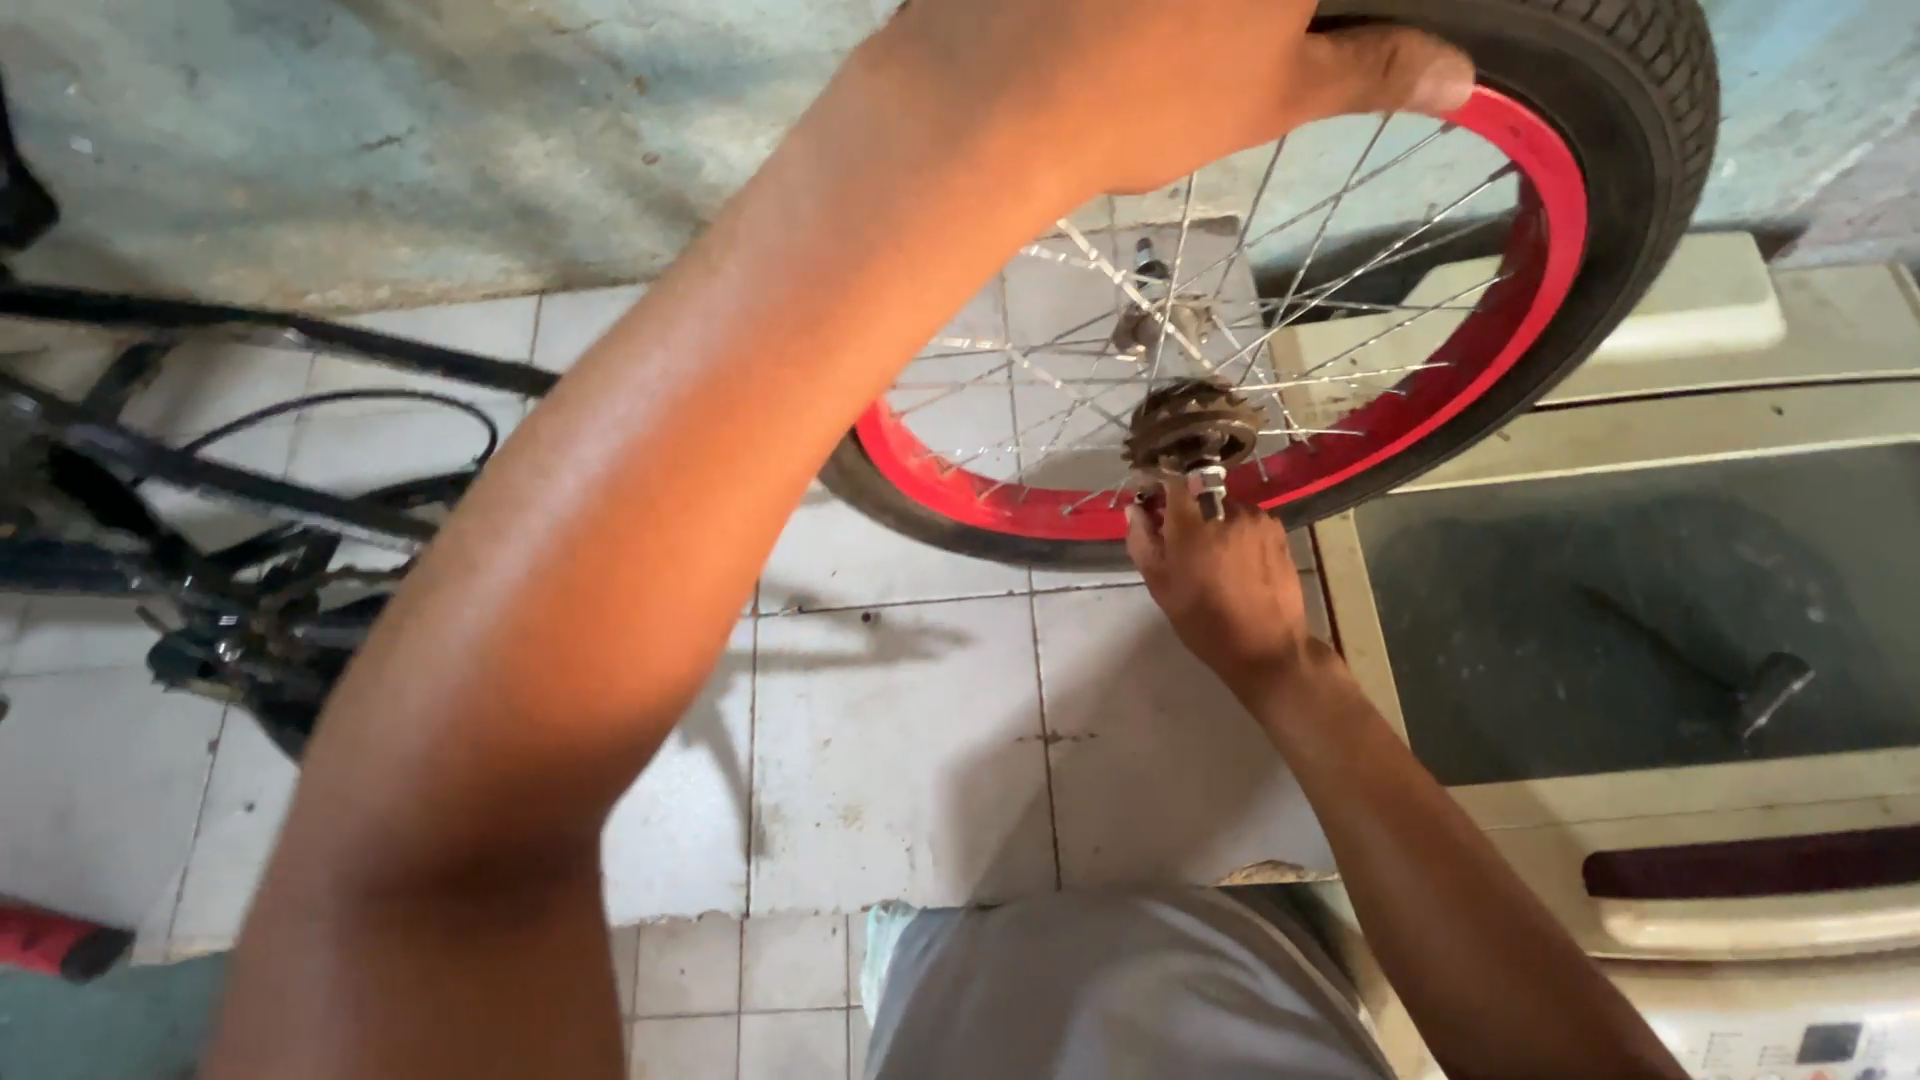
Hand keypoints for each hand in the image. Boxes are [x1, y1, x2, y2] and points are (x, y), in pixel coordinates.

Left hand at [860, 0, 1474, 201]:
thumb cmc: (1151, 102)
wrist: (1005, 101)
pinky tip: (1114, 28)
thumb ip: (1370, 69)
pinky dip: (1142, 11)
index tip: (1295, 42)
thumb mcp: (1272, 94)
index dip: (1331, 23)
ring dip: (1199, 21)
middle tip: (1232, 48)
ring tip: (1170, 41)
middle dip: (1266, 24)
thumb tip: (1462, 76)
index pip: (1344, 2)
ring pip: (1207, 2)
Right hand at [1127, 480, 1317, 696]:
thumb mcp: (1161, 587)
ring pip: (1226, 508)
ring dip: (1217, 522)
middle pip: (1201, 495)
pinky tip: (1239, 561)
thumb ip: (1143, 542)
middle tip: (1185, 541)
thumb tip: (1135, 510)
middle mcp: (1226, 512)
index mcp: (1192, 526)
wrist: (1264, 646)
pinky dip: (1239, 532)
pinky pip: (1249, 520)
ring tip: (1216, 556)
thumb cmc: (1203, 621)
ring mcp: (1256, 519)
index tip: (1155, 501)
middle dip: (1190, 510)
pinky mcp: (1278, 531)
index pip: (1174, 481)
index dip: (1162, 487)